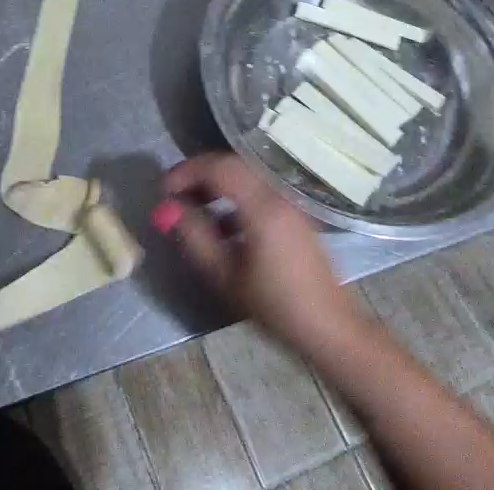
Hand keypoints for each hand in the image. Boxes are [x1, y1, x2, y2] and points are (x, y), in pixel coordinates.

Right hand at [161, 152, 362, 352]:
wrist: (330, 327)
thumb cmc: (275, 305)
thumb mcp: (225, 275)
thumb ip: (194, 237)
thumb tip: (169, 209)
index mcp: (262, 206)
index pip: (218, 167)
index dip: (186, 172)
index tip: (164, 189)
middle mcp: (277, 194)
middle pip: (232, 166)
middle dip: (199, 175)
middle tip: (174, 196)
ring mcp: (289, 203)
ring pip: (245, 178)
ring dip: (216, 186)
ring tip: (193, 210)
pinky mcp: (294, 216)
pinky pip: (258, 192)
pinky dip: (234, 198)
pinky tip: (222, 228)